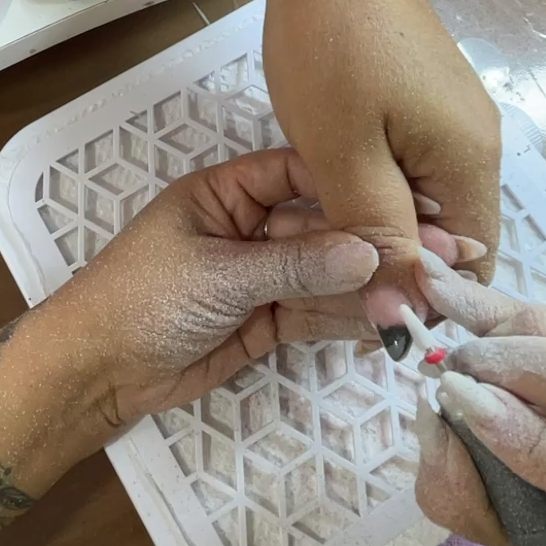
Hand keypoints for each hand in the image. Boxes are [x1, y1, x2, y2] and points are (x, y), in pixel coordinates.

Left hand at [47, 149, 455, 424]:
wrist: (97, 370)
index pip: (302, 175)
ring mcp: (260, 274)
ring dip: (372, 285)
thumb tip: (374, 250)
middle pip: (324, 227)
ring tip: (435, 294)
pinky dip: (350, 318)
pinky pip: (316, 311)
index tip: (417, 201)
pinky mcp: (266, 318)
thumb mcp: (220, 274)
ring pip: (327, 273)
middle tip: (448, 256)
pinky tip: (394, 320)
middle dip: (377, 243)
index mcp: (227, 192)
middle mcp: (250, 226)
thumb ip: (296, 265)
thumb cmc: (143, 298)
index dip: (357, 186)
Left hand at [262, 0, 500, 352]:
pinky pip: (401, 163)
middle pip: (445, 234)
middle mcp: (474, 144)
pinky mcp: (415, 97)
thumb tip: (406, 315)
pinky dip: (366, 183)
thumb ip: (377, 233)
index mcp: (472, 164)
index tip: (356, 306)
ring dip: (370, 220)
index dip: (418, 295)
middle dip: (388, 258)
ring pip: (417, 199)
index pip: (471, 266)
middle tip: (320, 264)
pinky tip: (324, 179)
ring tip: (312, 223)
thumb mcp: (344, 155)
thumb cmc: (331, 53)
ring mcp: (445, 116)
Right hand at [410, 252, 545, 545]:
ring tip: (452, 339)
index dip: (527, 438)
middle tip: (452, 367)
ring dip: (503, 330)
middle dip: (512, 364)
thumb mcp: (508, 537)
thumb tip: (434, 416)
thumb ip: (461, 494)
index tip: (458, 401)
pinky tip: (438, 278)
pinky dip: (493, 301)